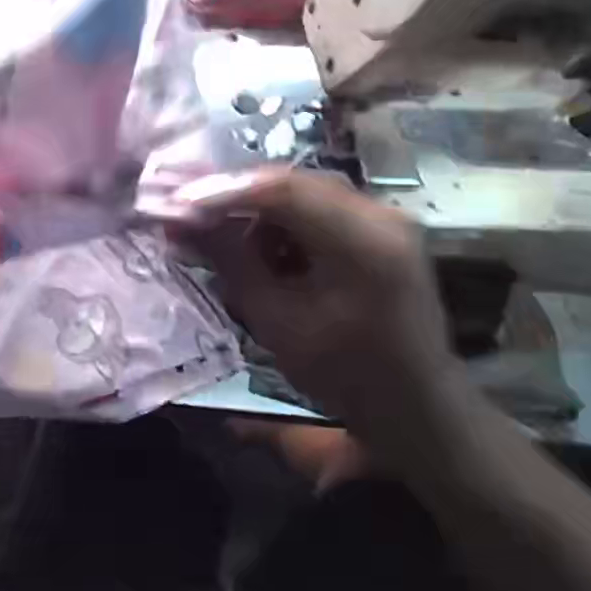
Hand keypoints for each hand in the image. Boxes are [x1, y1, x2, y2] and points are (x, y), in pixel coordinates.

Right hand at [170, 170, 456, 423]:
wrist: (414, 405)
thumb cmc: (343, 373)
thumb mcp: (274, 319)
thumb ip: (228, 259)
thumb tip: (179, 218)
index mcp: (364, 240)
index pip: (282, 190)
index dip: (222, 191)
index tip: (176, 202)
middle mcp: (380, 213)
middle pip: (290, 185)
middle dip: (233, 199)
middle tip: (184, 212)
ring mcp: (383, 217)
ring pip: (300, 195)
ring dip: (255, 214)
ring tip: (219, 242)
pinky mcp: (378, 228)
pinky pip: (316, 210)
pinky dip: (280, 226)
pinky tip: (259, 253)